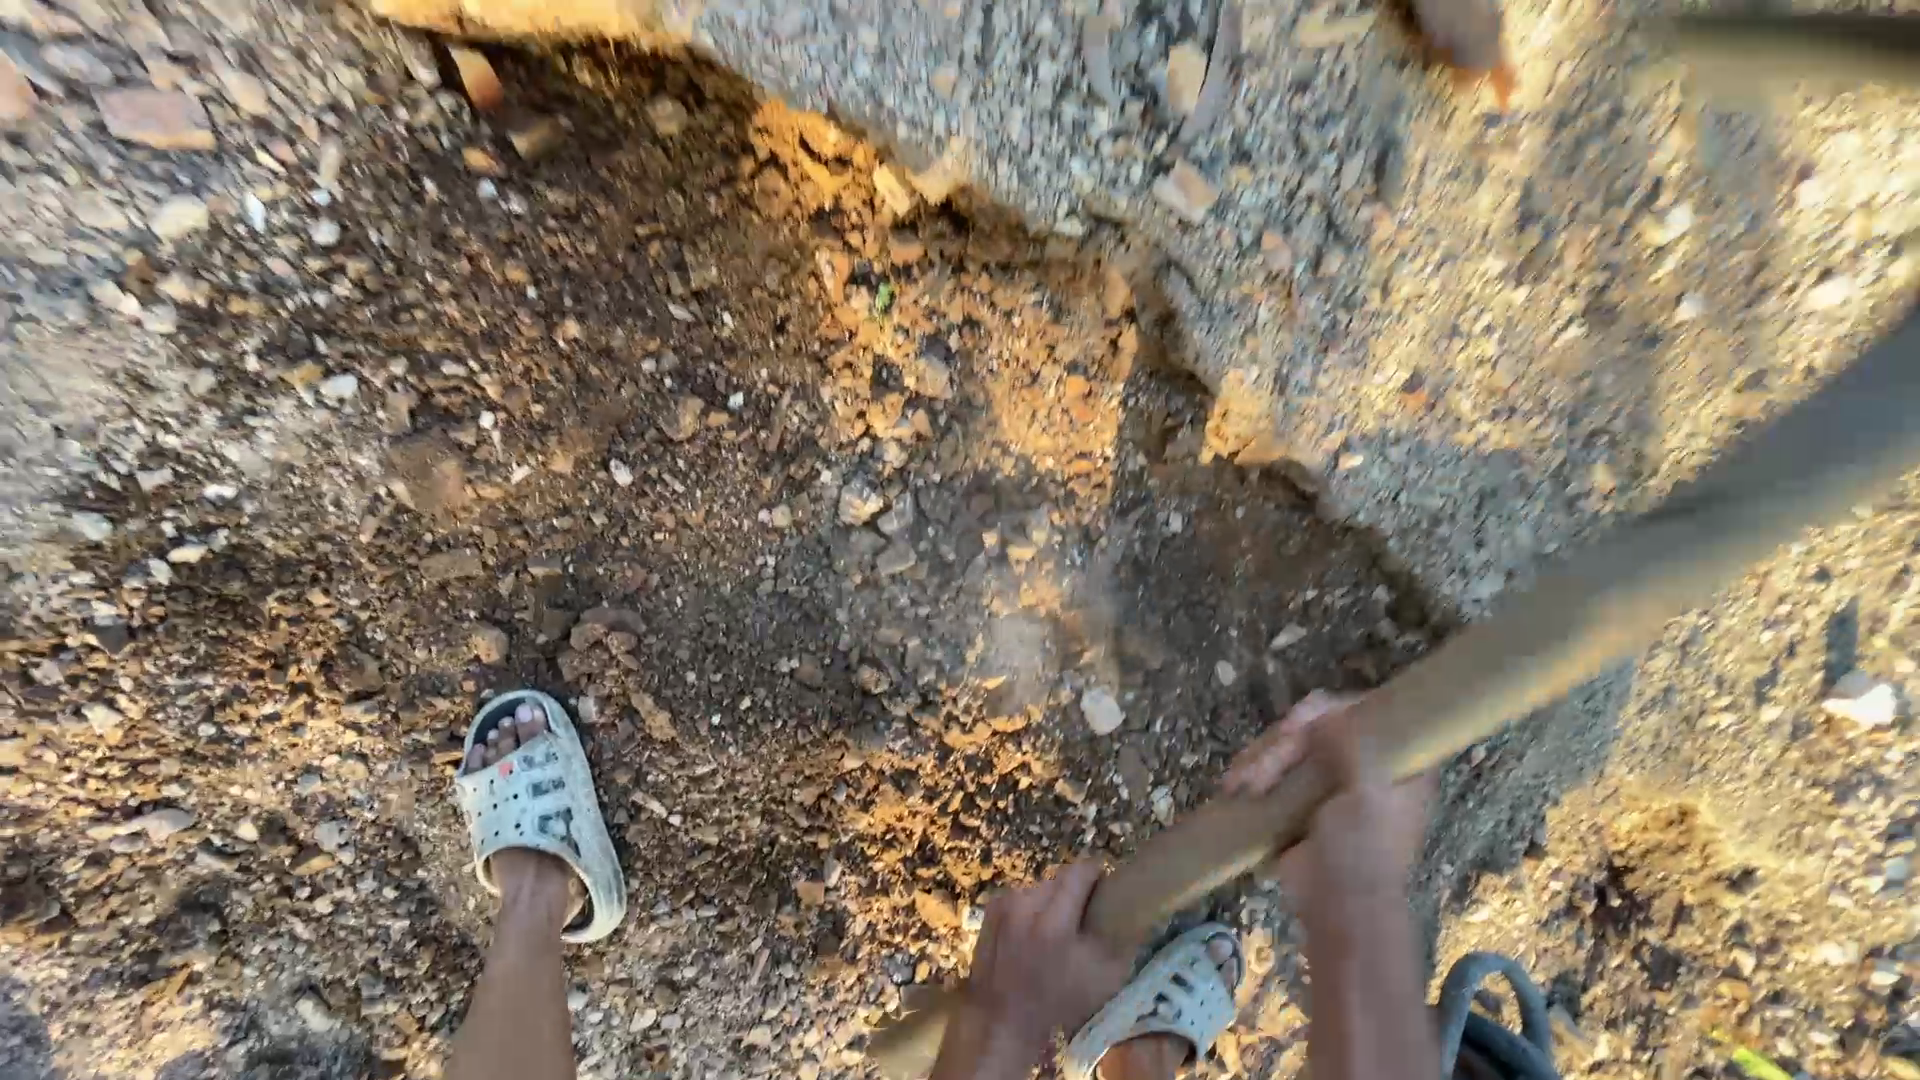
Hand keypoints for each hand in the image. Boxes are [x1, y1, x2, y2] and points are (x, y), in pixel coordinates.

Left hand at [931, 861, 1132, 1077]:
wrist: (1003, 1019)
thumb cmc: (1056, 1002)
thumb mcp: (1101, 980)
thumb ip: (1120, 943)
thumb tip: (1134, 917)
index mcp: (1054, 922)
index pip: (1079, 872)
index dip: (1096, 873)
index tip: (1105, 884)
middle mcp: (1026, 904)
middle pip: (1059, 879)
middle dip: (1073, 891)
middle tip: (1082, 914)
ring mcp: (1004, 905)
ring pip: (1039, 887)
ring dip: (1051, 900)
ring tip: (1055, 927)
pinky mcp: (991, 909)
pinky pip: (1020, 897)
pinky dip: (1030, 908)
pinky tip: (1031, 932)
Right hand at [1220, 690, 1432, 906]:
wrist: (1336, 907)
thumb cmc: (1362, 853)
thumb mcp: (1366, 796)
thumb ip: (1351, 747)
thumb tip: (1324, 714)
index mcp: (1398, 765)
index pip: (1369, 713)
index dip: (1333, 708)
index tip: (1303, 719)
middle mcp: (1365, 766)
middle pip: (1319, 728)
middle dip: (1284, 744)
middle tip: (1268, 762)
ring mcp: (1328, 782)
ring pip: (1290, 748)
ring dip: (1262, 761)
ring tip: (1243, 784)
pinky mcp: (1298, 799)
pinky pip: (1273, 770)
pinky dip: (1253, 773)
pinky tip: (1235, 785)